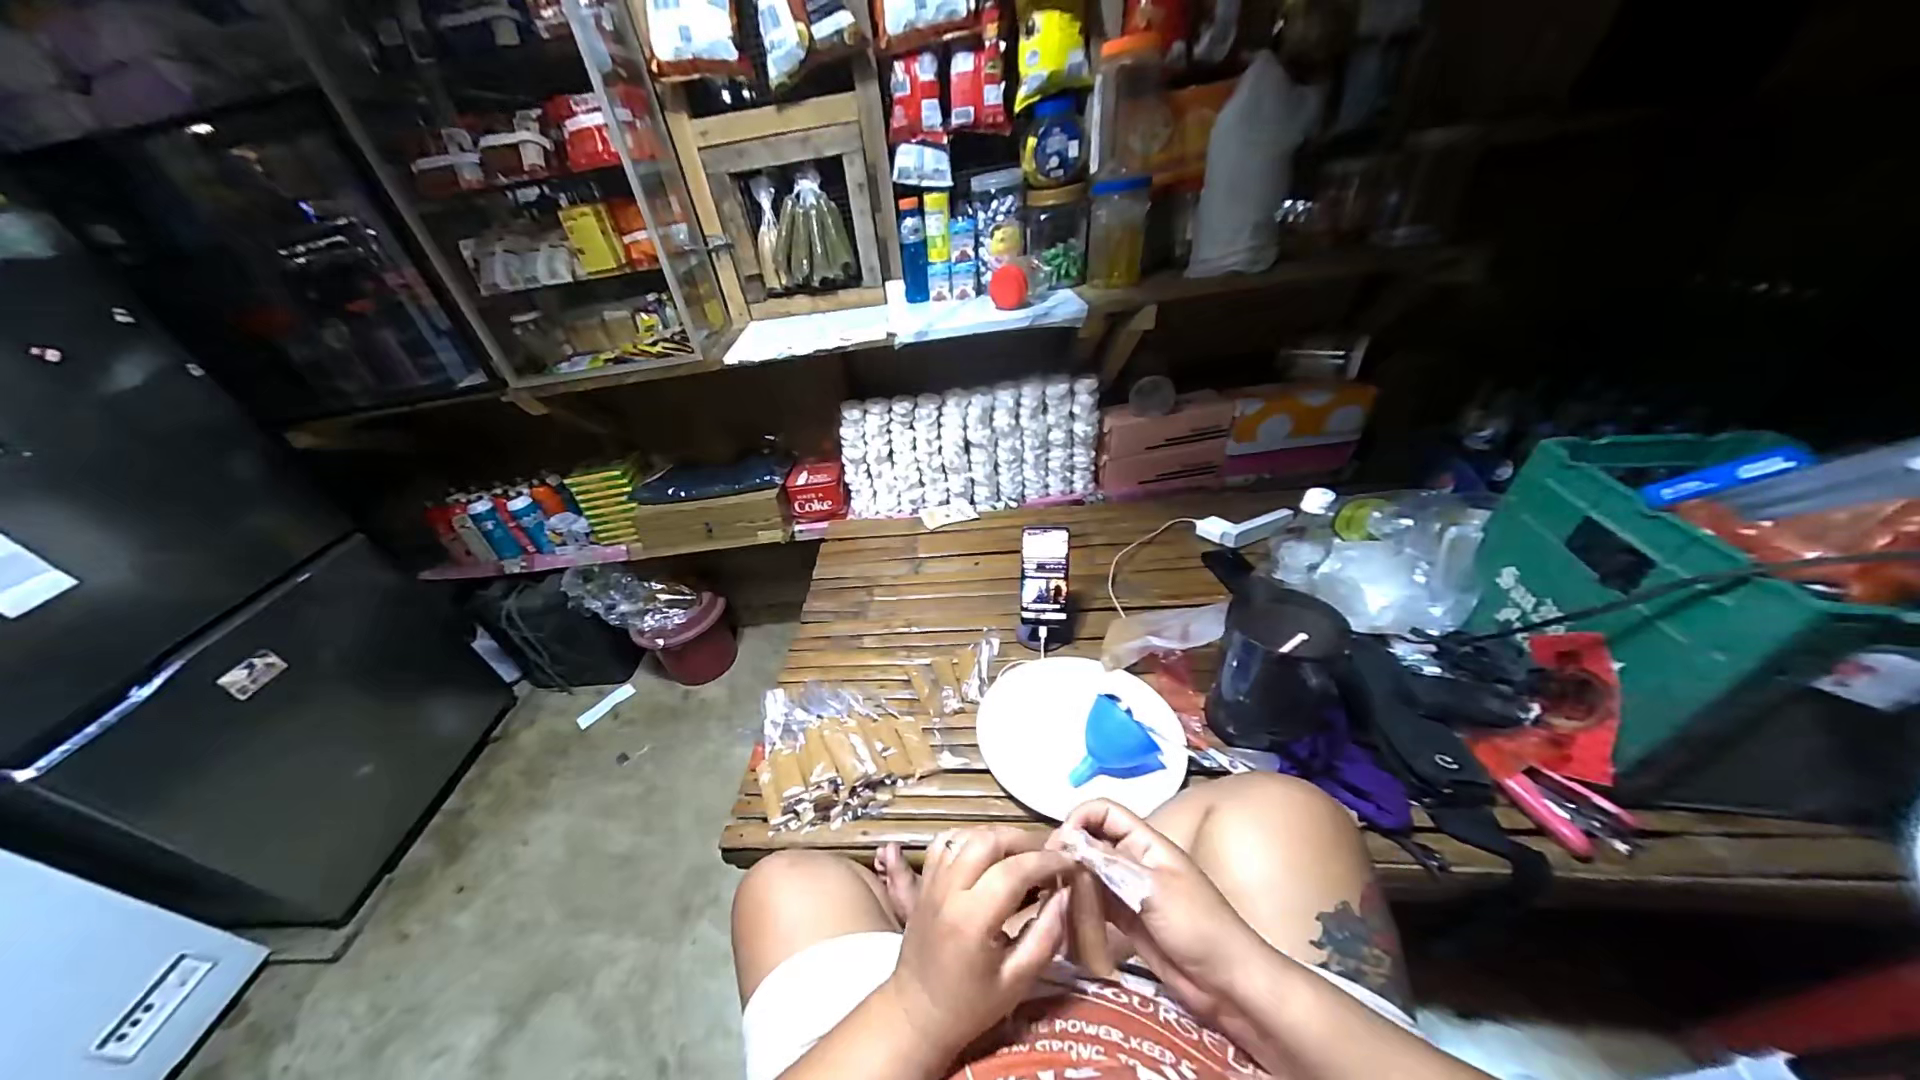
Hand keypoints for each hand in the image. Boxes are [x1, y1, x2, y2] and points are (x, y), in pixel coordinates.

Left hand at [881, 827, 1075, 1063]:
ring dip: (998, 836)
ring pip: (966, 835)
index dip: (1047, 861)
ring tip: (1021, 854)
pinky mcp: (923, 880)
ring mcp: (932, 882)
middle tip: (1048, 856)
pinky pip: (945, 842)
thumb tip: (1065, 893)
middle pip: (988, 840)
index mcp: (971, 920)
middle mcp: (948, 891)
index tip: (1071, 863)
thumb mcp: (1017, 982)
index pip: (1013, 871)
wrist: (915, 1013)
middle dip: (1023, 841)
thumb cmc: (969, 1006)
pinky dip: (970, 838)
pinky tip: (987, 854)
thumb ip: (1046, 936)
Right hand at [1052, 800, 1266, 1024]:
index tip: (1060, 846)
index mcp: (1146, 842)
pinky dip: (1078, 904)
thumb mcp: (1154, 890)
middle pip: (1092, 840)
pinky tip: (1062, 915)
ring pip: (1089, 872)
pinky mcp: (1125, 920)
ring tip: (1049, 896)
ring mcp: (1128, 891)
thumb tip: (1069, 840)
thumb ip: (1111, 863)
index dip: (1079, 819)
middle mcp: (1134, 860)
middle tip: (1046, 876)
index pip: (1104, 812)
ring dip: (1070, 879)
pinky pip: (1094, 903)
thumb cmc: (1199, 927)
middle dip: (1068, 851)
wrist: (1229, 985)